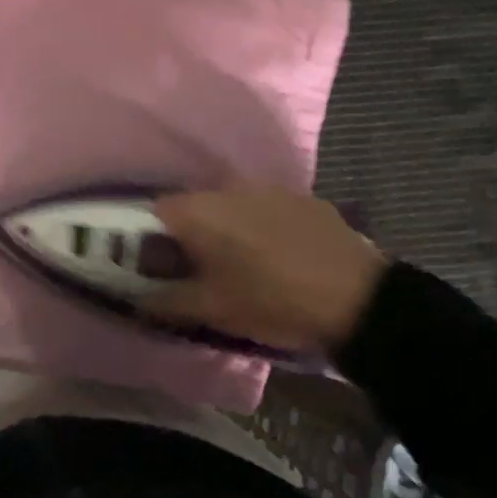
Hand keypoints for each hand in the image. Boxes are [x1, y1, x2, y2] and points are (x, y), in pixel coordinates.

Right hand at [146, 184, 388, 352]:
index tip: (157, 267)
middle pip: (191, 207)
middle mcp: (226, 187)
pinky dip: (260, 226)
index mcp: (197, 211)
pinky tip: (276, 255)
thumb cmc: (272, 301)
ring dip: (225, 228)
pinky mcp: (302, 197)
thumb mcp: (213, 310)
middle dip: (188, 235)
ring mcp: (267, 188)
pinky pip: (265, 208)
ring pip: (229, 205)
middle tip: (197, 270)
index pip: (152, 213)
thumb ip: (165, 301)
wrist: (361, 299)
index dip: (148, 241)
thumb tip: (135, 299)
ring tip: (239, 264)